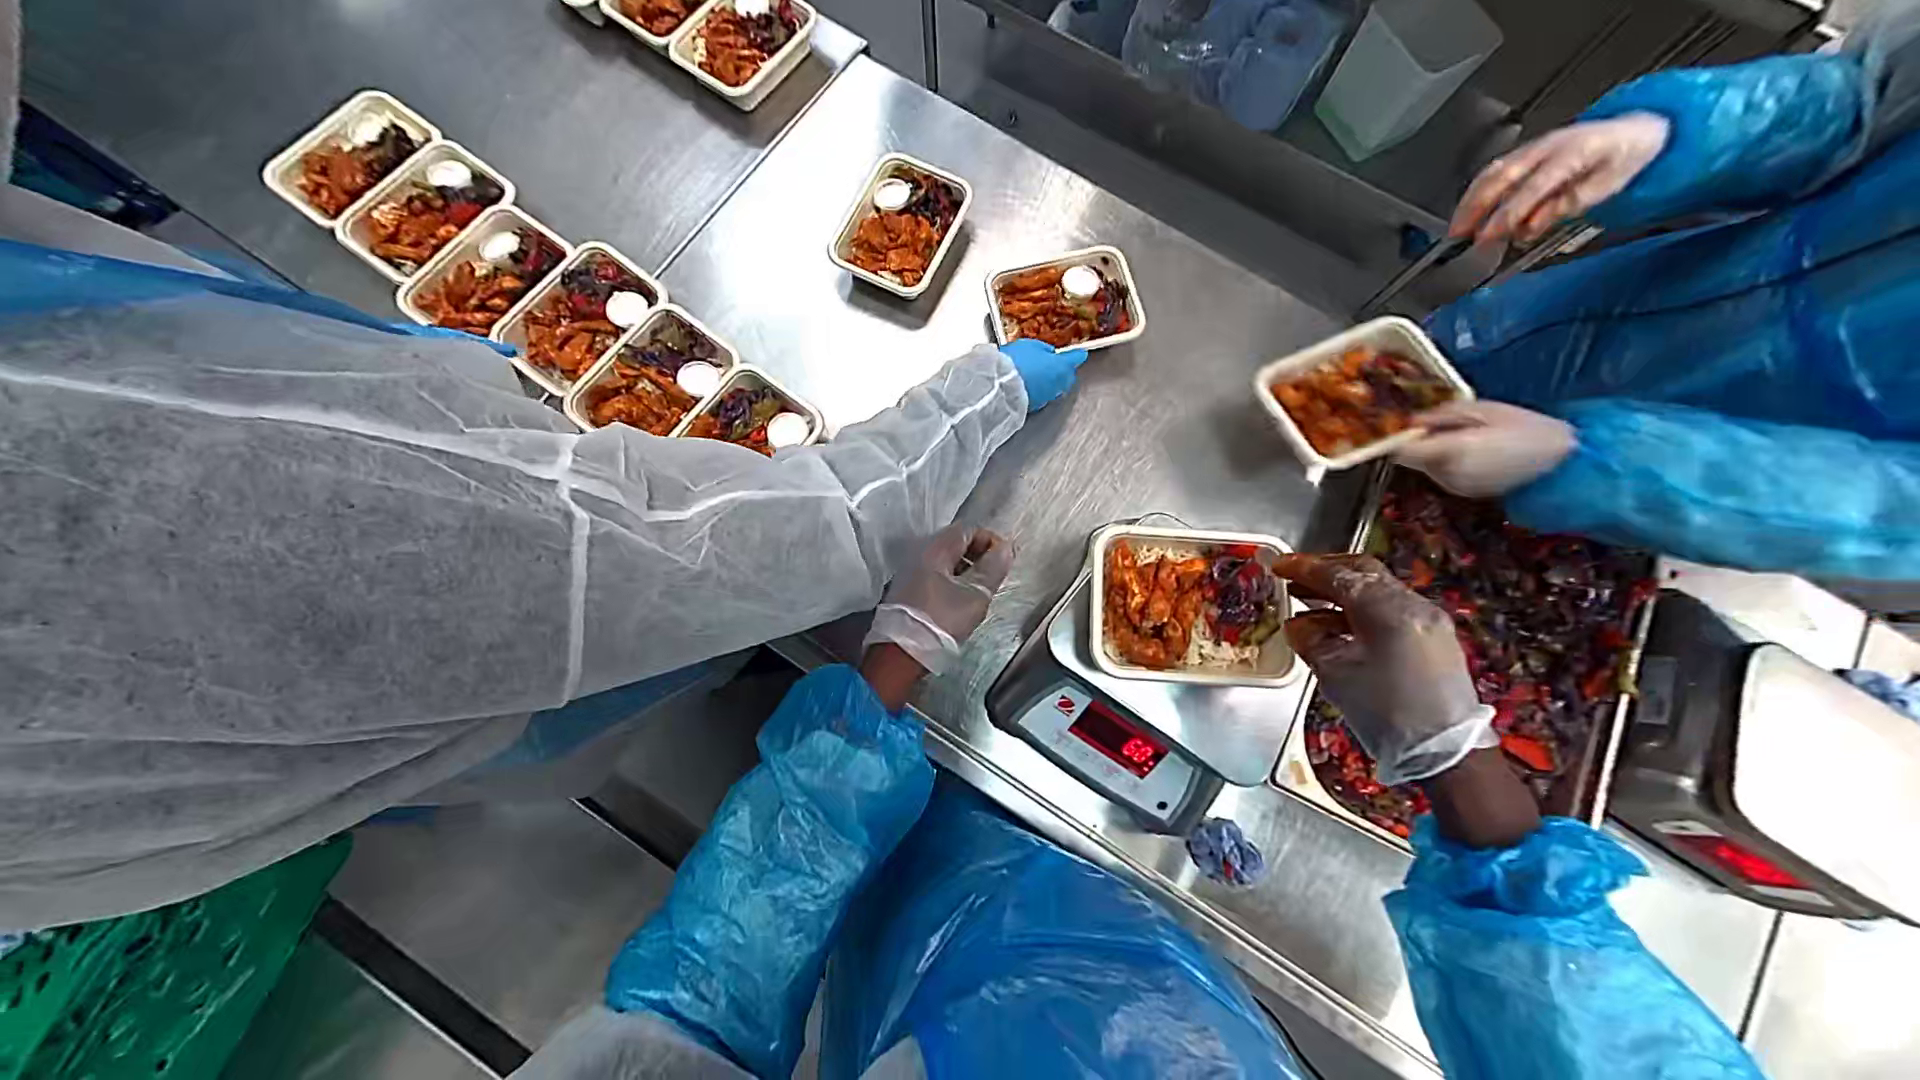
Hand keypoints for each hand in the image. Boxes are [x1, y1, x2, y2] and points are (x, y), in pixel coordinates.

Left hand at [862, 525, 1014, 675]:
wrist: (900, 654)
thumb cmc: (940, 621)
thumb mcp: (975, 595)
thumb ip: (993, 568)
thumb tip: (1006, 548)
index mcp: (935, 549)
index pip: (968, 529)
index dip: (991, 541)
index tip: (1004, 561)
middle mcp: (918, 554)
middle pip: (955, 543)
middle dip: (979, 557)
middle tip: (994, 579)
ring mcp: (909, 573)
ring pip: (945, 562)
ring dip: (966, 572)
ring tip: (979, 593)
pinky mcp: (905, 591)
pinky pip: (934, 576)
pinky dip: (951, 583)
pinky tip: (958, 603)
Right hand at [999, 338, 1088, 411]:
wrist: (999, 387)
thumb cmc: (1015, 362)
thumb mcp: (1031, 346)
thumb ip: (1045, 350)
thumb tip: (1050, 353)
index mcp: (1062, 366)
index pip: (1076, 358)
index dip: (1077, 354)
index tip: (1079, 353)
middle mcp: (1058, 384)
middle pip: (1068, 376)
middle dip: (1063, 370)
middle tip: (1054, 363)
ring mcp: (1047, 397)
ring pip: (1055, 387)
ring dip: (1050, 380)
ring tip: (1038, 373)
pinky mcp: (1035, 406)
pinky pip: (1042, 396)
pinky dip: (1039, 389)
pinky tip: (1029, 384)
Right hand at [1272, 554, 1493, 785]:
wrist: (1445, 755)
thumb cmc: (1385, 712)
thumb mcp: (1333, 672)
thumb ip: (1309, 638)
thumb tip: (1297, 624)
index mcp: (1388, 611)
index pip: (1339, 575)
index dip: (1304, 567)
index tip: (1277, 564)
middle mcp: (1413, 607)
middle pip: (1363, 572)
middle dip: (1324, 570)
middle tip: (1293, 575)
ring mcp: (1428, 622)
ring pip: (1376, 590)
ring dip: (1340, 591)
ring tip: (1307, 601)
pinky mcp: (1432, 639)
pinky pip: (1389, 609)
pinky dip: (1358, 609)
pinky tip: (1335, 625)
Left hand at [1393, 401, 1576, 497]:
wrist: (1567, 463)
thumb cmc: (1529, 429)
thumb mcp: (1487, 410)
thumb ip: (1444, 415)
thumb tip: (1413, 420)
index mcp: (1451, 451)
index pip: (1402, 451)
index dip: (1399, 438)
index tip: (1405, 427)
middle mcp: (1447, 473)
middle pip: (1412, 459)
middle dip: (1422, 443)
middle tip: (1447, 427)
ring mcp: (1454, 486)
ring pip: (1427, 467)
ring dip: (1437, 454)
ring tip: (1470, 440)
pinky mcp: (1464, 493)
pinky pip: (1444, 475)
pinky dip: (1451, 464)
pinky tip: (1478, 455)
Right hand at [1449, 112, 1669, 245]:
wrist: (1636, 130)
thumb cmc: (1623, 160)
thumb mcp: (1609, 186)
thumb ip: (1568, 205)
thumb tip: (1531, 225)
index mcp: (1575, 153)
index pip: (1532, 187)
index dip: (1507, 214)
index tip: (1487, 236)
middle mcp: (1549, 146)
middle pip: (1502, 176)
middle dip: (1475, 207)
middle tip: (1459, 234)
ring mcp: (1533, 147)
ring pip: (1491, 172)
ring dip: (1468, 202)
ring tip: (1456, 227)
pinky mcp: (1523, 153)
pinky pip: (1491, 171)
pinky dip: (1472, 193)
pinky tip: (1465, 211)